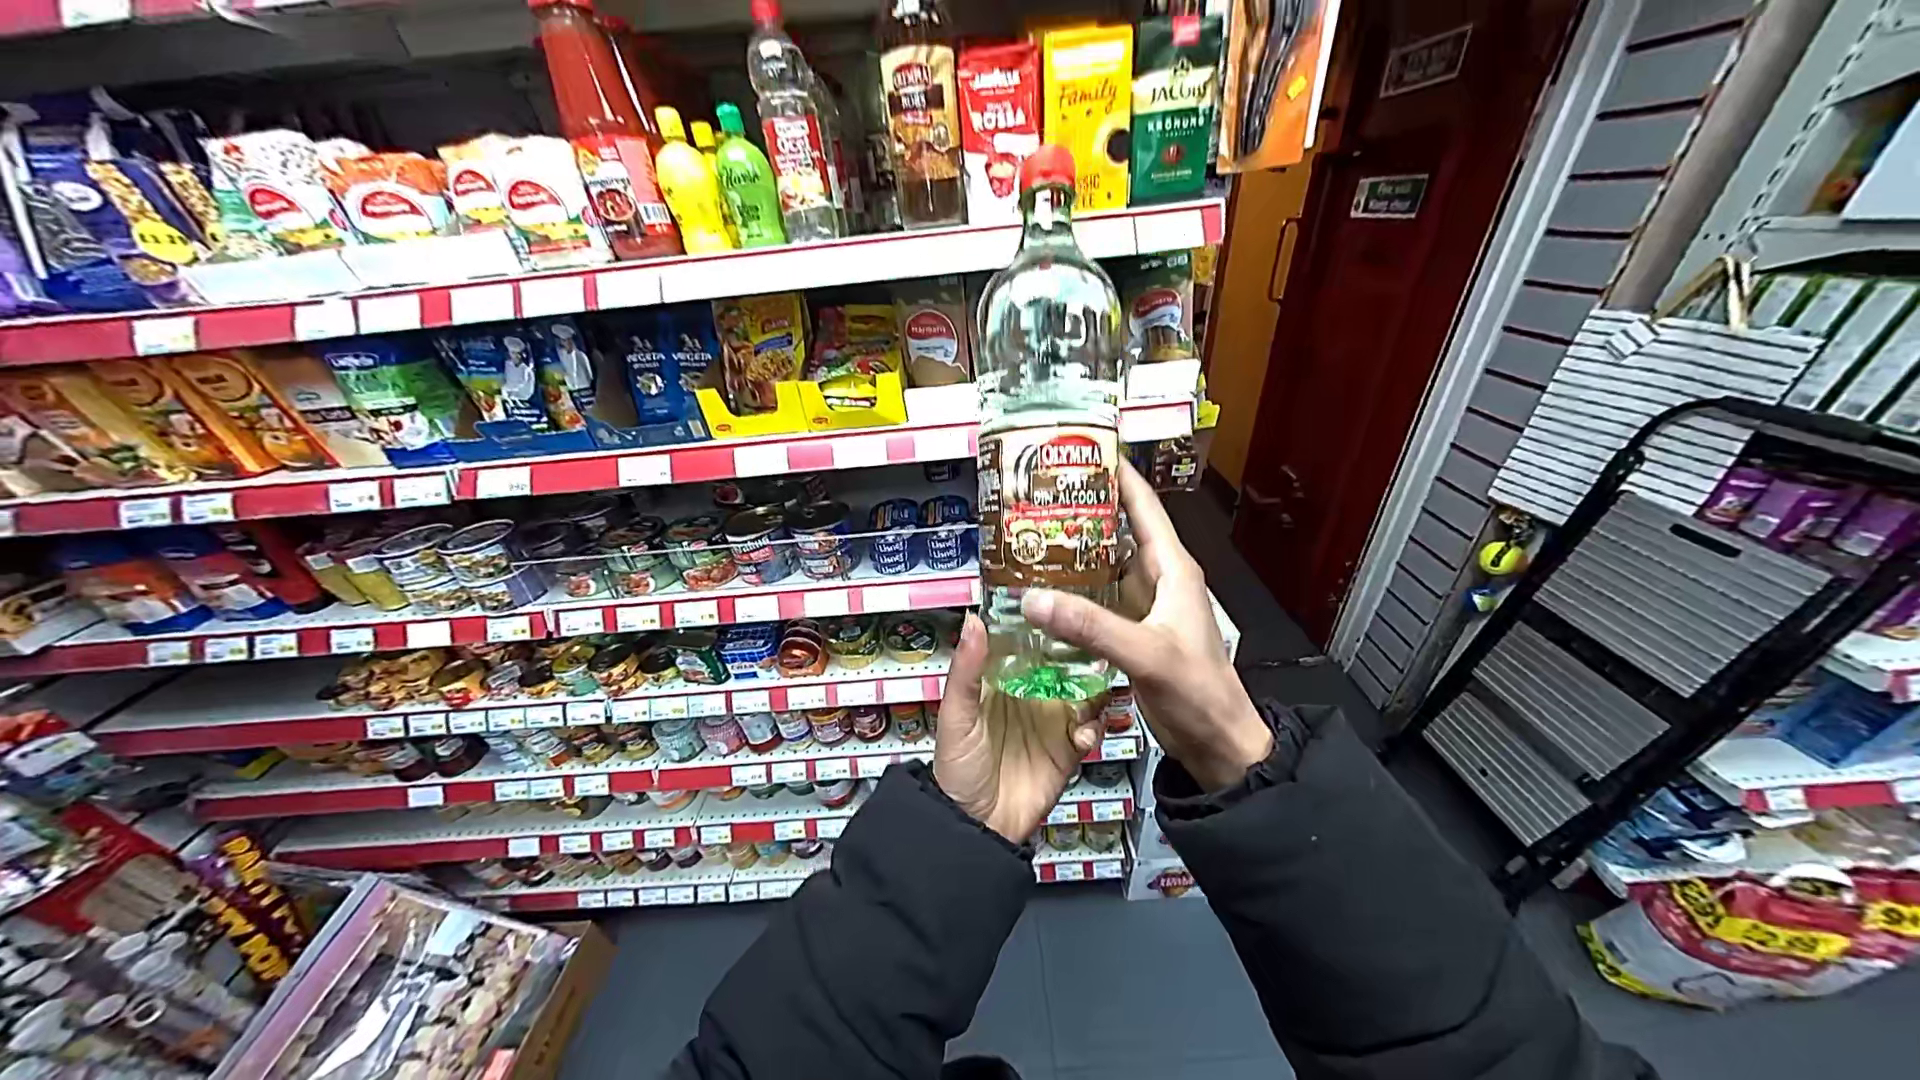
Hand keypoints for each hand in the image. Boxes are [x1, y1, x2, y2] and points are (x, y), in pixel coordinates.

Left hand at [935, 613, 1107, 843]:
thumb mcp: (956, 714)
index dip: (1044, 627)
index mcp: (1003, 681)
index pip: (1027, 645)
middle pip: (1063, 664)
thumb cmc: (956, 767)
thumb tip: (974, 620)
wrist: (977, 826)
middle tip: (1094, 641)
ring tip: (1096, 684)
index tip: (1061, 605)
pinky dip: (1094, 726)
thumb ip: (967, 670)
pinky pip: (1091, 729)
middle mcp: (1031, 696)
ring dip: (1094, 687)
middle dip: (1080, 653)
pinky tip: (1084, 731)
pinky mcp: (1069, 749)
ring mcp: (1052, 721)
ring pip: (1084, 692)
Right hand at [1020, 463, 1271, 790]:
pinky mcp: (1132, 629)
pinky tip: (1045, 589)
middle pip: (1117, 530)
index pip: (1144, 507)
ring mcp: (1144, 604)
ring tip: (1032, 534)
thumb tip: (1035, 598)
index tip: (1084, 450)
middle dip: (1082, 509)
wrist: (1216, 742)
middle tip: (1038, 495)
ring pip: (1104, 563)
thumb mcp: (1146, 653)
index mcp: (1172, 569)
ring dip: (1074, 548)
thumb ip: (1091, 626)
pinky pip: (1098, 596)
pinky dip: (1073, 587)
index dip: (1118, 475)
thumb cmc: (1199, 693)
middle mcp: (1158, 579)